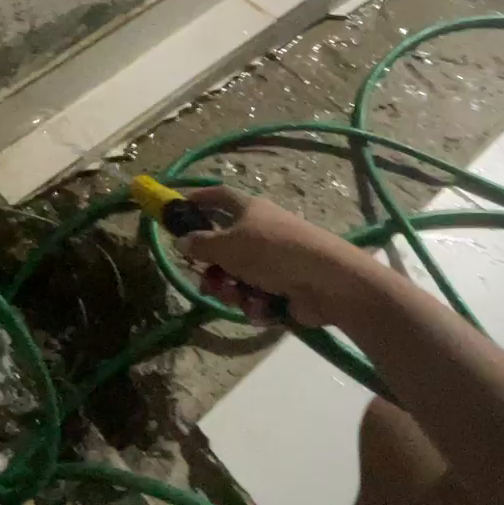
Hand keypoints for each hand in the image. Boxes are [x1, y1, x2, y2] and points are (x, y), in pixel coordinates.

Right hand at [176, 186, 372, 327]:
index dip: (198, 199)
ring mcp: (272, 261)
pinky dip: (254, 303)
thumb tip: (181, 241)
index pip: (218, 196)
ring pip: (237, 276)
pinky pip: (256, 295)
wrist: (325, 281)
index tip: (178, 209)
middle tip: (204, 281)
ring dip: (231, 290)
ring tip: (236, 297)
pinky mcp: (283, 287)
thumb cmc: (271, 251)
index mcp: (248, 210)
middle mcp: (259, 231)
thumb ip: (201, 244)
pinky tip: (259, 308)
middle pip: (224, 247)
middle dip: (212, 268)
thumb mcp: (228, 245)